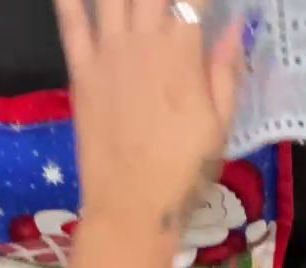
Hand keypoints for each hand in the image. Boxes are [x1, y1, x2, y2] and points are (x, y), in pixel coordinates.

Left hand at [54, 0, 245, 244]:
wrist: (131, 209)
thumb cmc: (183, 175)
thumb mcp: (219, 129)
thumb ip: (226, 72)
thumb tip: (235, 25)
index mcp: (181, 52)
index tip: (206, 5)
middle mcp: (142, 40)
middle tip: (171, 4)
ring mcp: (107, 53)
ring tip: (136, 2)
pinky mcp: (81, 72)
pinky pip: (71, 21)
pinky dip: (70, 1)